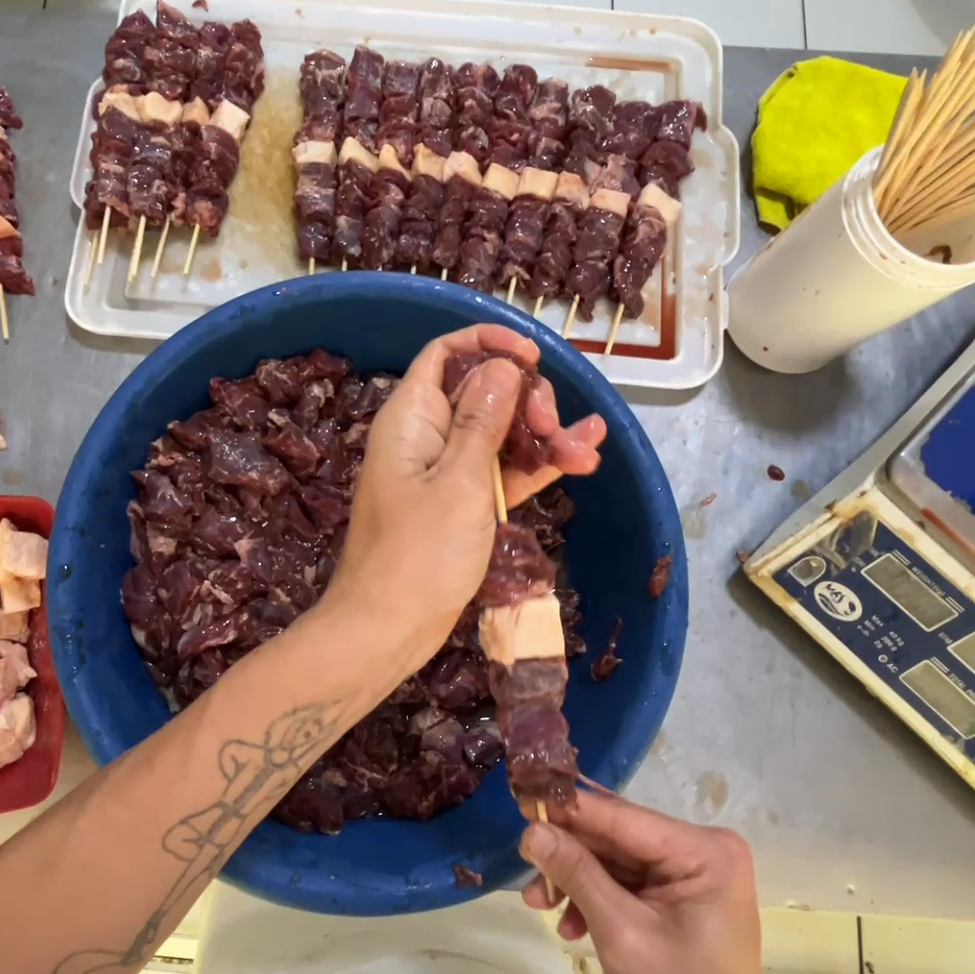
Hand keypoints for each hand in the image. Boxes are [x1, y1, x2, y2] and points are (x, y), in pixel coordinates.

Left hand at [322, 324, 605, 674]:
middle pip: (482, 391)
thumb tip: (503, 365)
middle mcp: (426, 436)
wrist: (388, 629)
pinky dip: (536, 464)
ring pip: (499, 433)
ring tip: (586, 449)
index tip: (532, 355)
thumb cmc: (418, 554)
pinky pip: (503, 471)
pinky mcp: (463, 503)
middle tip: (550, 425)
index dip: (487, 344)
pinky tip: (582, 458)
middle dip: (525, 398)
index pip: (445, 355)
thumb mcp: (458, 482)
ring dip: (543, 435)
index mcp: (411, 418)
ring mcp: (446, 471)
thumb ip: (482, 421)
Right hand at [521, 793, 765, 973]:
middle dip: (567, 855)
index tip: (522, 800)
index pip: (621, 816)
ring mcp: (691, 868)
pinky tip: (570, 921)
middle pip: (615, 836)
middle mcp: (701, 847)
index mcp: (704, 850)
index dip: (567, 808)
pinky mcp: (679, 888)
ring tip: (539, 903)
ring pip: (612, 856)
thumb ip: (576, 874)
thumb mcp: (621, 932)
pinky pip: (624, 877)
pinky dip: (593, 894)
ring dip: (573, 878)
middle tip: (524, 865)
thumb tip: (530, 830)